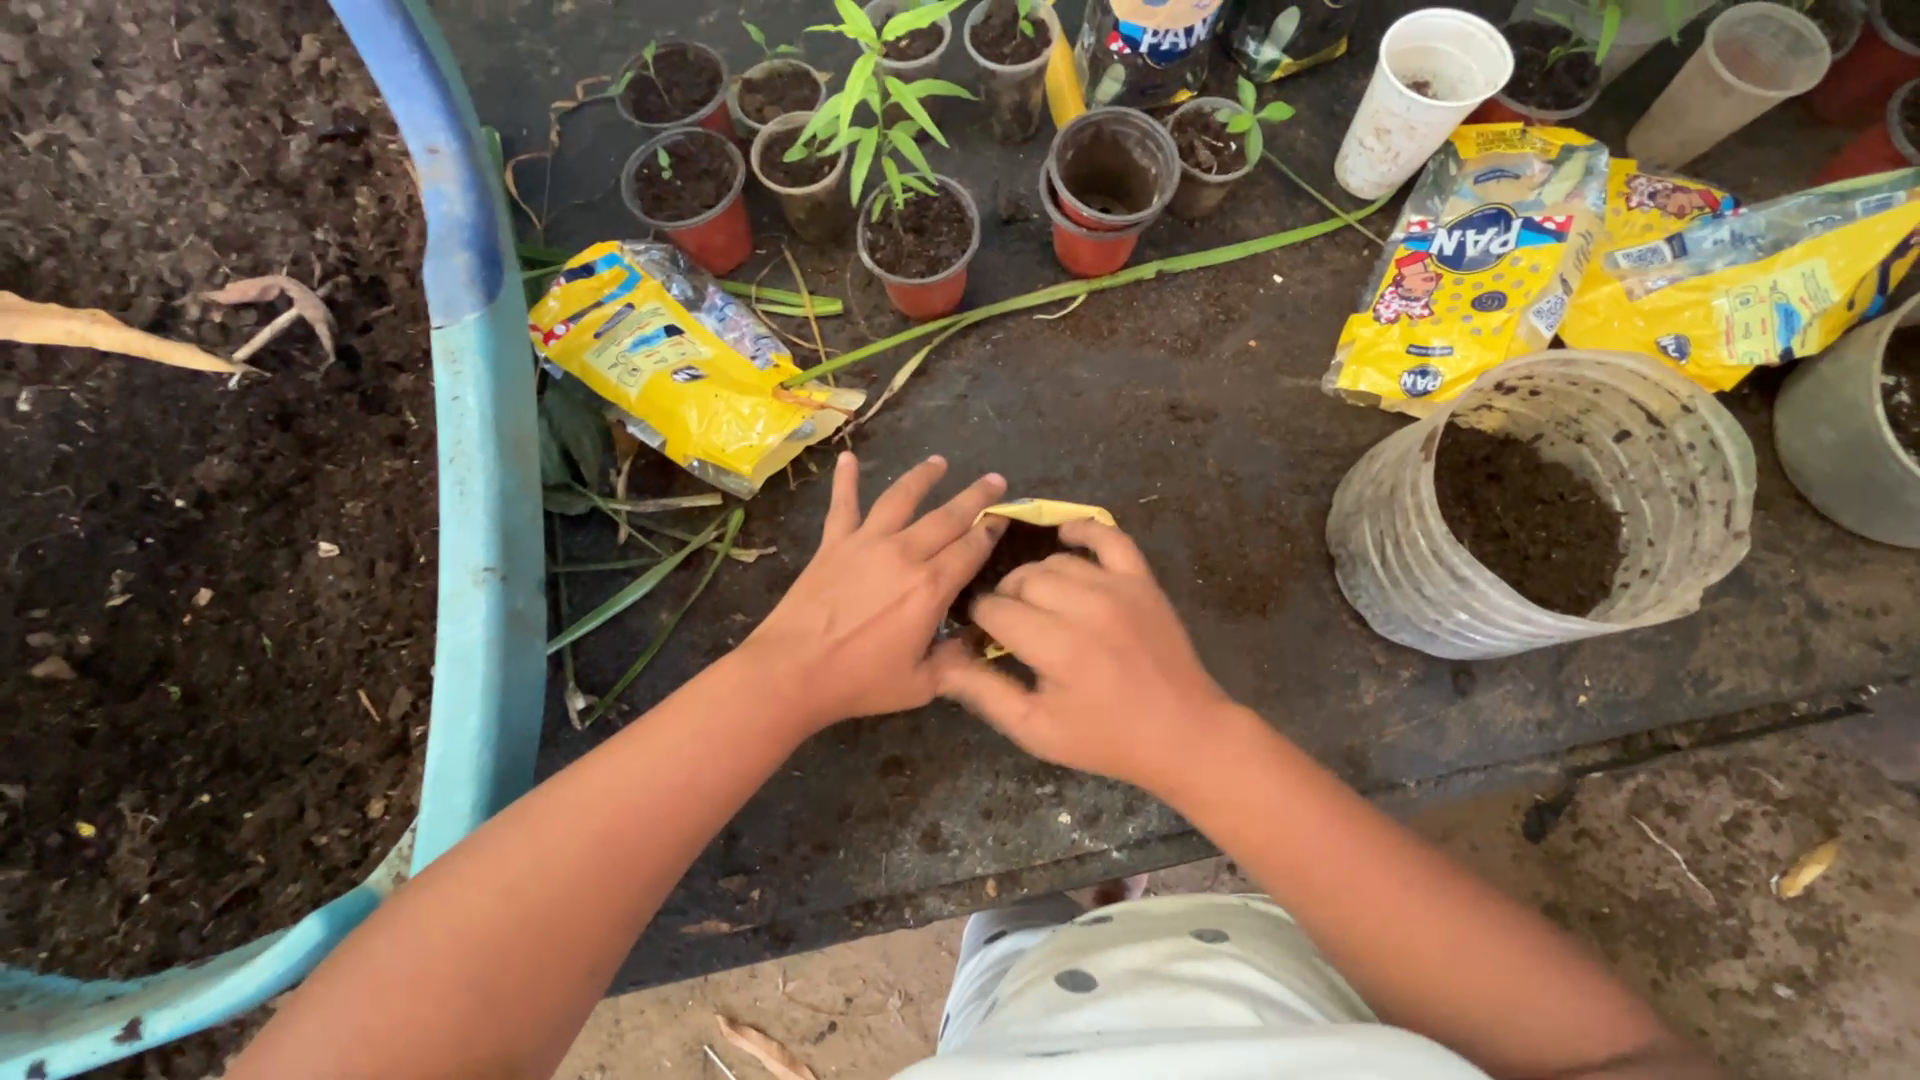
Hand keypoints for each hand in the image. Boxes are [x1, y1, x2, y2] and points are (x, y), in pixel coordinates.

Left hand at [745, 452, 1005, 731]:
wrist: (793, 670)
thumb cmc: (859, 681)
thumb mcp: (921, 685)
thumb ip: (953, 662)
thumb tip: (972, 644)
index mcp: (931, 587)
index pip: (971, 548)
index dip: (991, 530)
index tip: (1004, 517)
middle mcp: (905, 554)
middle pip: (948, 516)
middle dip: (976, 496)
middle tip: (994, 479)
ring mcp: (867, 543)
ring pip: (902, 498)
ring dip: (923, 477)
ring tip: (939, 462)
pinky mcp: (833, 544)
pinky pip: (843, 505)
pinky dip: (846, 480)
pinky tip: (848, 458)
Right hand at [933, 520, 1239, 794]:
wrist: (1183, 733)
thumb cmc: (1105, 739)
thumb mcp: (1036, 730)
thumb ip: (984, 692)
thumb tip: (940, 662)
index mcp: (1057, 647)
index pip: (995, 610)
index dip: (979, 621)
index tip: (980, 637)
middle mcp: (1086, 607)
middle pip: (1021, 580)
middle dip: (1005, 600)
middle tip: (1009, 626)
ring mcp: (1118, 588)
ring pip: (1055, 562)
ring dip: (1036, 579)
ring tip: (1037, 604)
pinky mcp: (1142, 581)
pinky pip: (1108, 536)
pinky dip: (1083, 530)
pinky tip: (1064, 537)